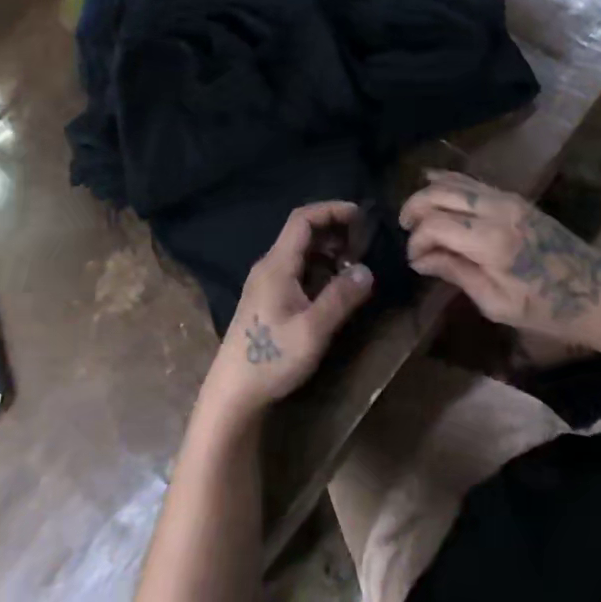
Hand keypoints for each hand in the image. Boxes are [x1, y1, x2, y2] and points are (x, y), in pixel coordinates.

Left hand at [198, 202, 374, 423]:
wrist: (234, 390)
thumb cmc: (272, 358)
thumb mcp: (313, 330)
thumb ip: (341, 297)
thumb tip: (366, 268)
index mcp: (276, 265)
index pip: (302, 220)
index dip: (331, 210)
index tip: (361, 216)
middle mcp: (268, 266)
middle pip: (301, 233)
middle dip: (333, 231)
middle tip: (364, 244)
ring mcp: (266, 283)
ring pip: (299, 253)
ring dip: (327, 252)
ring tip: (355, 267)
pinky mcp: (268, 299)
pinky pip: (296, 271)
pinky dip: (318, 270)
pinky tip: (335, 288)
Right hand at [400, 170, 600, 338]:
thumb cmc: (548, 310)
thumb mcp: (496, 304)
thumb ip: (455, 273)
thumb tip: (420, 259)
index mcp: (492, 243)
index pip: (435, 225)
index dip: (417, 241)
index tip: (414, 260)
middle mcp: (498, 212)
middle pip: (438, 194)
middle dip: (415, 209)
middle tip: (406, 229)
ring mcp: (509, 200)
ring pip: (453, 182)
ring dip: (428, 194)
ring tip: (415, 215)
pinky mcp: (516, 199)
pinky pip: (472, 181)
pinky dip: (448, 182)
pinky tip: (432, 184)